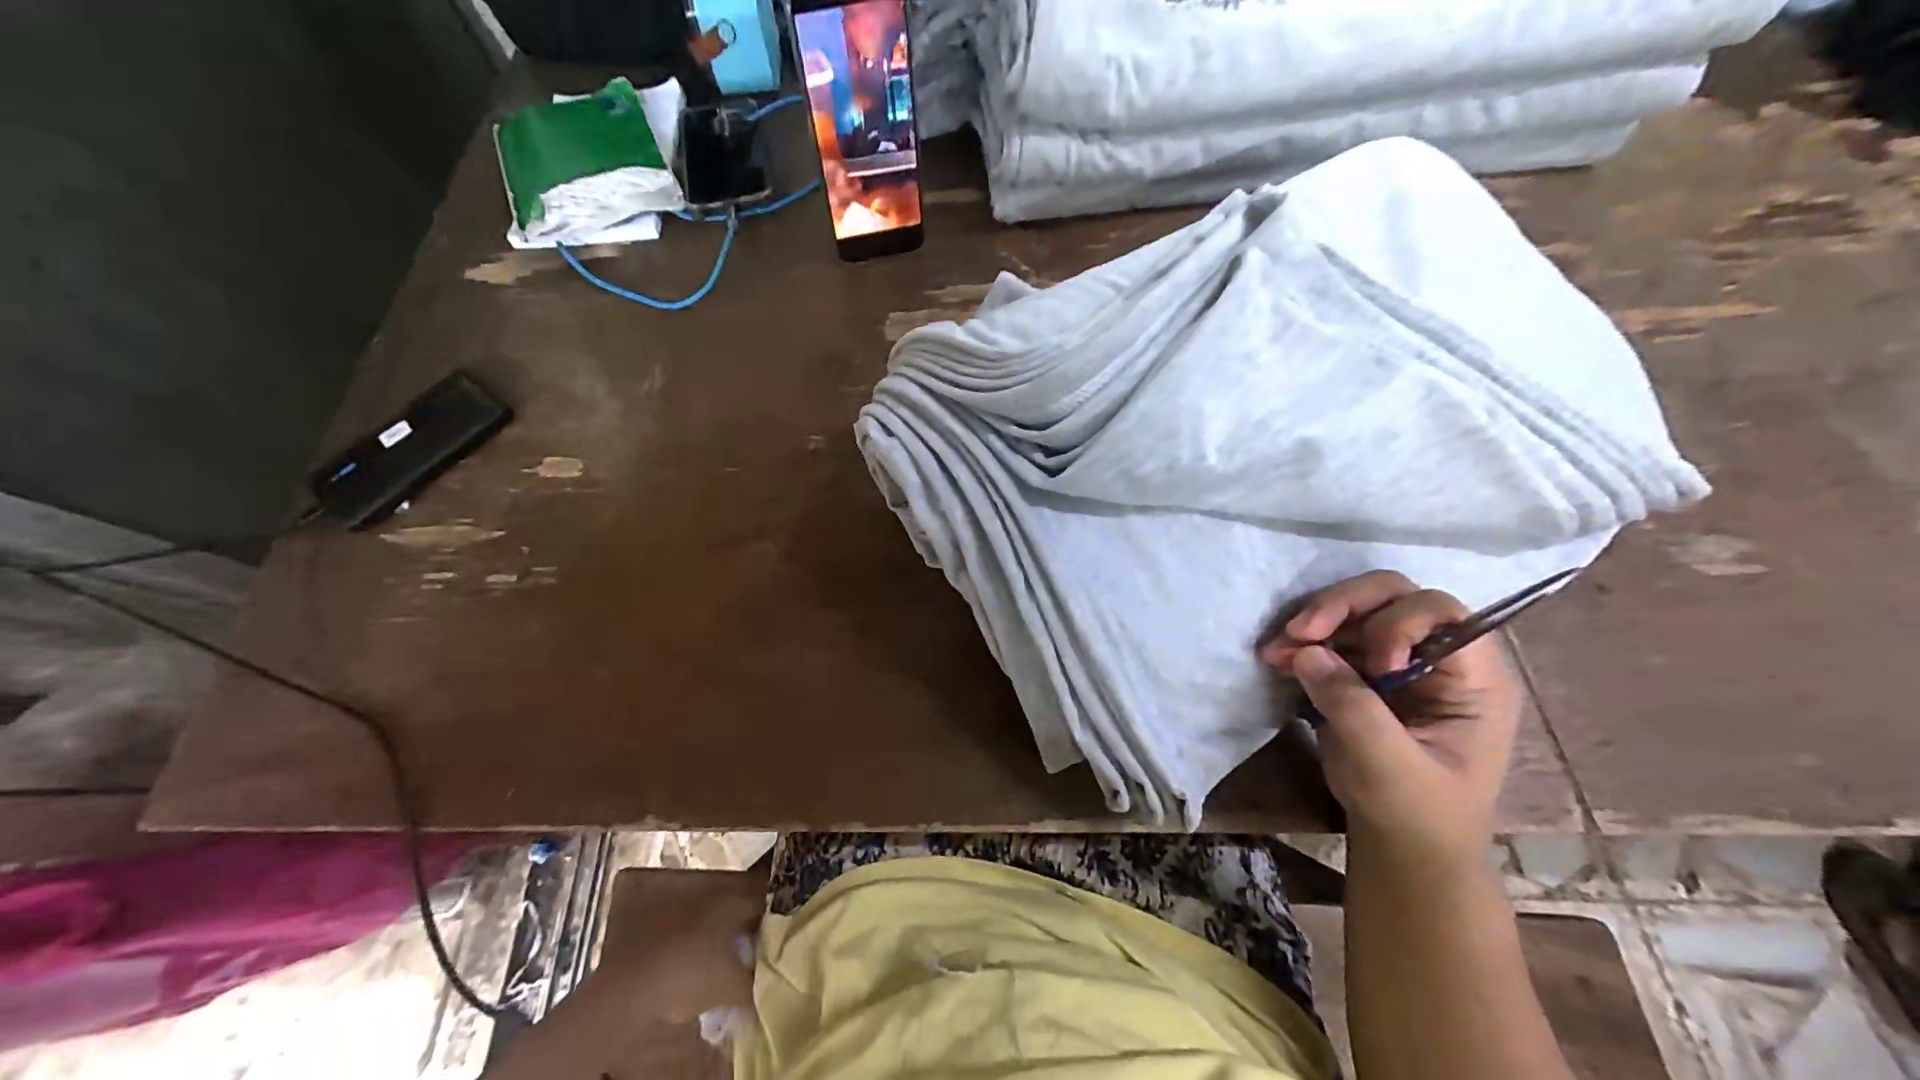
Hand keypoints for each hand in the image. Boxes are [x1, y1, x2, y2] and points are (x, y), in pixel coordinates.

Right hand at [1259, 571, 1521, 860]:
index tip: (1375, 667)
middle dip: (1342, 606)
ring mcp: (1399, 661)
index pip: (1441, 613)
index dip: (1399, 624)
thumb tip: (1306, 651)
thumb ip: (1352, 707)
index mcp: (1474, 678)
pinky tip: (1275, 657)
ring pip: (1354, 611)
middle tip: (1299, 631)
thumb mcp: (1388, 766)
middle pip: (1392, 597)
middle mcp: (1439, 657)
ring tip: (1275, 650)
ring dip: (1313, 623)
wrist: (1402, 845)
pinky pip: (1331, 638)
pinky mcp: (1365, 672)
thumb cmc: (1415, 812)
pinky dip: (1301, 643)